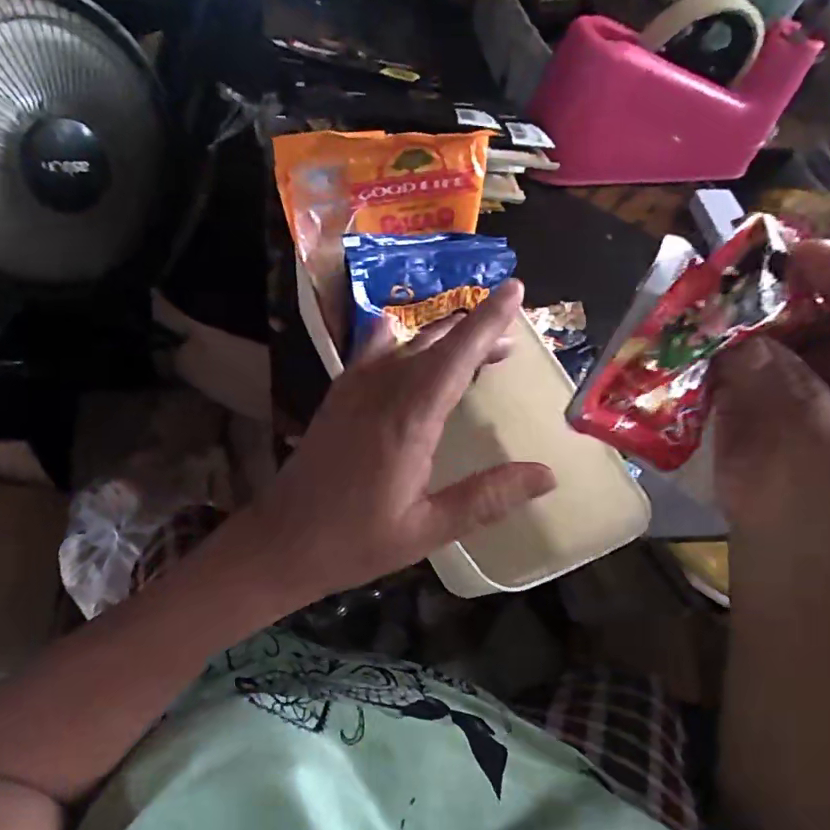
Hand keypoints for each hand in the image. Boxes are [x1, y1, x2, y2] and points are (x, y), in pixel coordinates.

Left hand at [230, 279, 556, 607]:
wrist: (282, 540)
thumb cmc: (355, 541)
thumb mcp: (427, 529)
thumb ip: (486, 498)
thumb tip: (547, 474)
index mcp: (408, 418)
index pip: (457, 354)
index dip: (488, 321)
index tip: (515, 288)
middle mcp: (379, 390)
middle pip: (434, 343)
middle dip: (473, 333)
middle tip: (508, 343)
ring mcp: (352, 390)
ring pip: (404, 344)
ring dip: (440, 340)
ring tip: (471, 349)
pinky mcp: (336, 398)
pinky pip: (373, 354)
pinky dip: (402, 344)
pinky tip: (406, 348)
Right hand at [712, 241, 829, 592]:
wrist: (793, 566)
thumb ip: (790, 392)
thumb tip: (738, 341)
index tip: (805, 258)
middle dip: (795, 285)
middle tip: (740, 267)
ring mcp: (822, 370)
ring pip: (790, 319)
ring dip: (748, 308)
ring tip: (706, 291)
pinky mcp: (770, 383)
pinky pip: (747, 348)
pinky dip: (719, 338)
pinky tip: (692, 326)